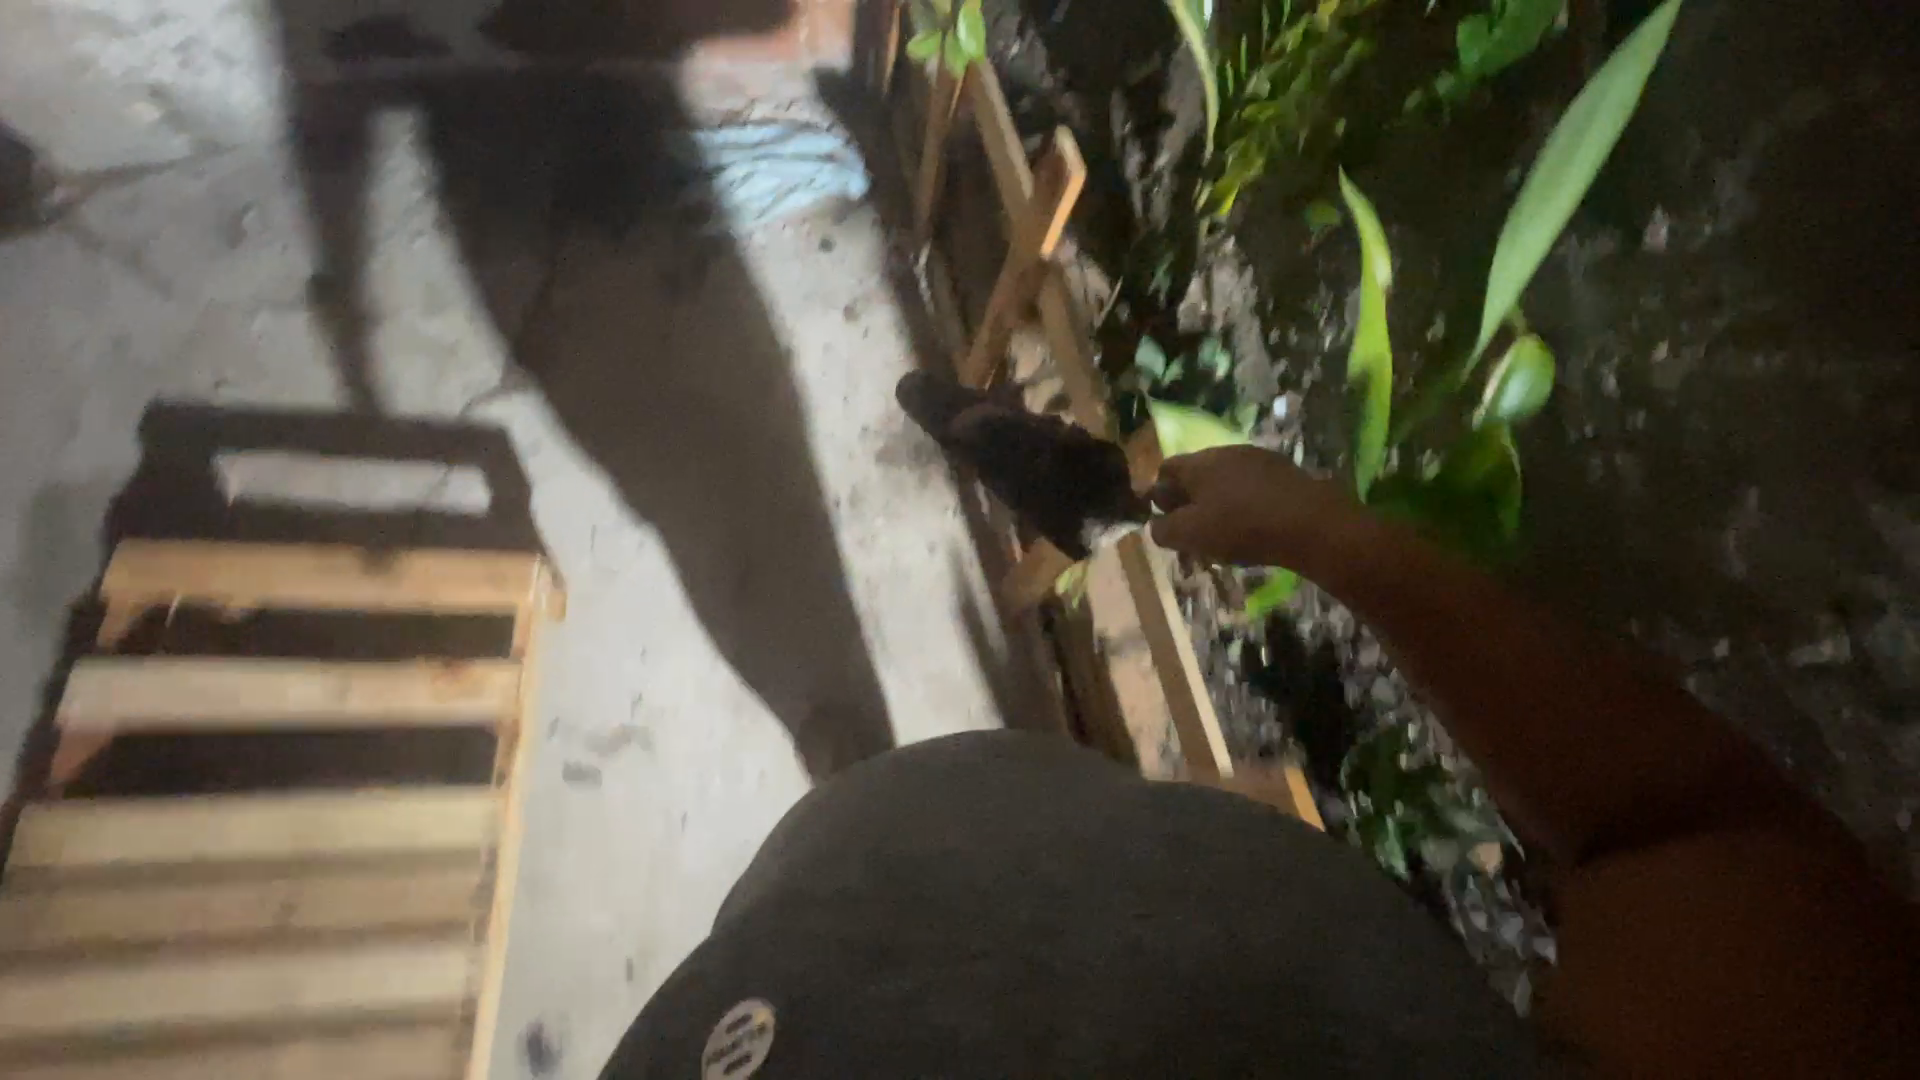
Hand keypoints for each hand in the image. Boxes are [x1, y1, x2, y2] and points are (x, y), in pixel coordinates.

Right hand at [1148, 445, 1361, 566]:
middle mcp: (1224, 452)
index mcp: (1197, 464)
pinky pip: (1252, 484)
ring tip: (1226, 531)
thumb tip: (1156, 525)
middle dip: (1190, 499)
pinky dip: (1245, 501)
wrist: (1311, 524)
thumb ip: (1163, 530)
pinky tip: (1255, 524)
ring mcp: (1257, 458)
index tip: (1167, 521)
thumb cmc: (1241, 528)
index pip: (1165, 470)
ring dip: (1218, 500)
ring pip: (1225, 478)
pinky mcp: (1283, 470)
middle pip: (1196, 473)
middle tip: (1194, 530)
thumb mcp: (1191, 536)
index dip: (1160, 495)